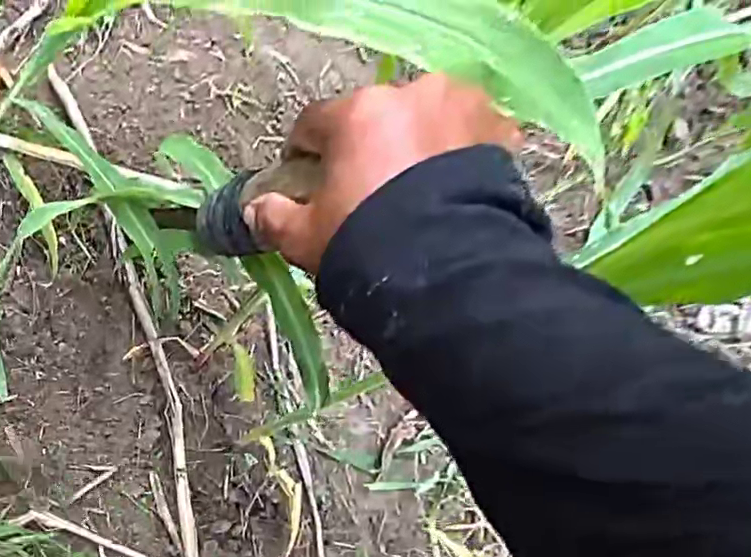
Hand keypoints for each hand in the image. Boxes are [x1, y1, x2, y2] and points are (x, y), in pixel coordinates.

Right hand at [245, 74, 521, 275]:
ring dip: (407, 148)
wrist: (438, 266)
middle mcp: (409, 95)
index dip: (301, 153)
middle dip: (361, 150)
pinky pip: (462, 136)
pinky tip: (437, 193)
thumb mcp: (302, 238)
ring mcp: (459, 105)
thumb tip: (254, 208)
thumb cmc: (359, 244)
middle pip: (371, 119)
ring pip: (420, 122)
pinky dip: (448, 157)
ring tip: (403, 195)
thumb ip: (274, 217)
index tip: (301, 179)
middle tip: (356, 193)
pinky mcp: (496, 129)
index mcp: (355, 115)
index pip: (312, 123)